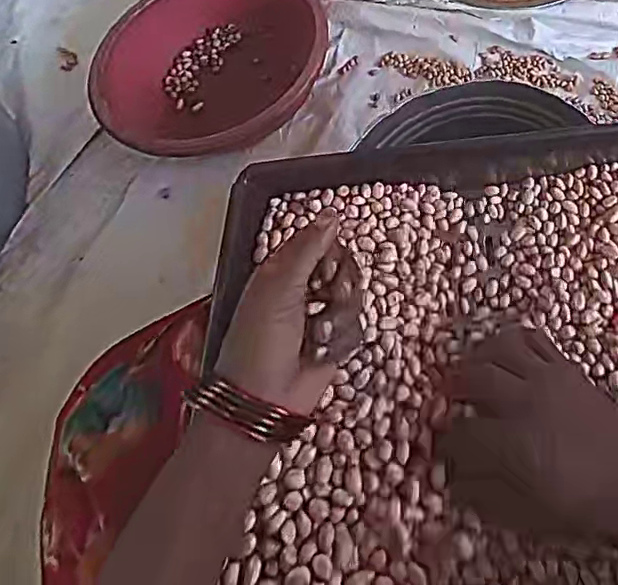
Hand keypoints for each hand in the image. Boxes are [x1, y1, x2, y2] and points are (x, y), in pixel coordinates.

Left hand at [216, 214, 361, 413]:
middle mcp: (305, 287)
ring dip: (337, 318)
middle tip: (325, 298)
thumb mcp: (280, 287)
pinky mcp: (337, 340)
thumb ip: (308, 248)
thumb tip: (331, 215)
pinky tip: (320, 352)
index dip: (330, 253)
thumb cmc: (259, 342)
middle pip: (345, 265)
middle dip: (340, 286)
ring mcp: (322, 314)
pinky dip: (340, 340)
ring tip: (316, 335)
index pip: (322, 240)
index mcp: (285, 268)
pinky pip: (357, 326)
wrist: (264, 402)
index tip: (323, 271)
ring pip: (355, 296)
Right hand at [438, 326, 617, 540]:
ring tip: (472, 369)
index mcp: (517, 444)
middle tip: (446, 397)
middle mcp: (527, 401)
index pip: (464, 432)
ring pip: (499, 347)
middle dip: (453, 387)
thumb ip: (488, 493)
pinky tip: (504, 354)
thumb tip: (455, 480)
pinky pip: (530, 338)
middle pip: (475, 378)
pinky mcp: (564, 365)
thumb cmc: (586, 501)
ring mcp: (547, 377)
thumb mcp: (533, 513)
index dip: (447, 439)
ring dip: (478, 356)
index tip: (442, 445)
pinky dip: (511, 341)